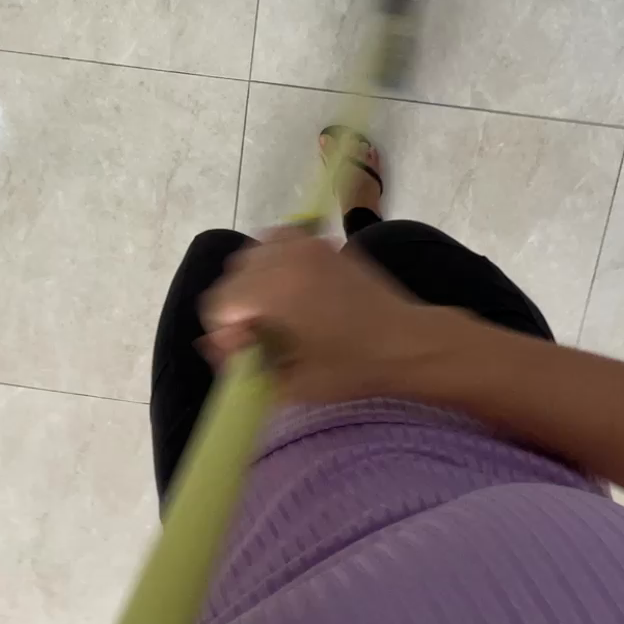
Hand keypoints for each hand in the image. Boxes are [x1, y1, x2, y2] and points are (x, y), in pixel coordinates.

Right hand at [200, 227, 441, 403]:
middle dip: (237, 307)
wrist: (408, 343)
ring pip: (254, 254)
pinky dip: (274, 256)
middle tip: (257, 337)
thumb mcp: (294, 384)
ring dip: (252, 282)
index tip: (243, 354)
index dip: (224, 332)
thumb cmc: (353, 369)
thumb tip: (216, 349)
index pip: (220, 301)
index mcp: (274, 291)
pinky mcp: (324, 244)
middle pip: (233, 276)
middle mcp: (285, 259)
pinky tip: (287, 283)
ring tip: (272, 311)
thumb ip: (246, 368)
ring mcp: (307, 246)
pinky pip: (282, 239)